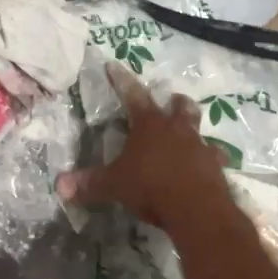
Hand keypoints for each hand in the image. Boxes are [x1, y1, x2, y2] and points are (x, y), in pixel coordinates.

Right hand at [56, 63, 234, 232]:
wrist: (200, 213)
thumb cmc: (151, 187)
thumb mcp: (114, 185)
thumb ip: (89, 183)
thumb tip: (60, 186)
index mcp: (149, 124)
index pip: (132, 94)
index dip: (120, 79)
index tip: (112, 65)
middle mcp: (177, 130)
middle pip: (180, 107)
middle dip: (175, 102)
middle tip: (171, 101)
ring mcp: (201, 149)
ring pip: (200, 131)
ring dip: (194, 132)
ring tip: (190, 137)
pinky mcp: (217, 171)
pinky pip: (214, 160)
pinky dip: (208, 162)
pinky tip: (205, 169)